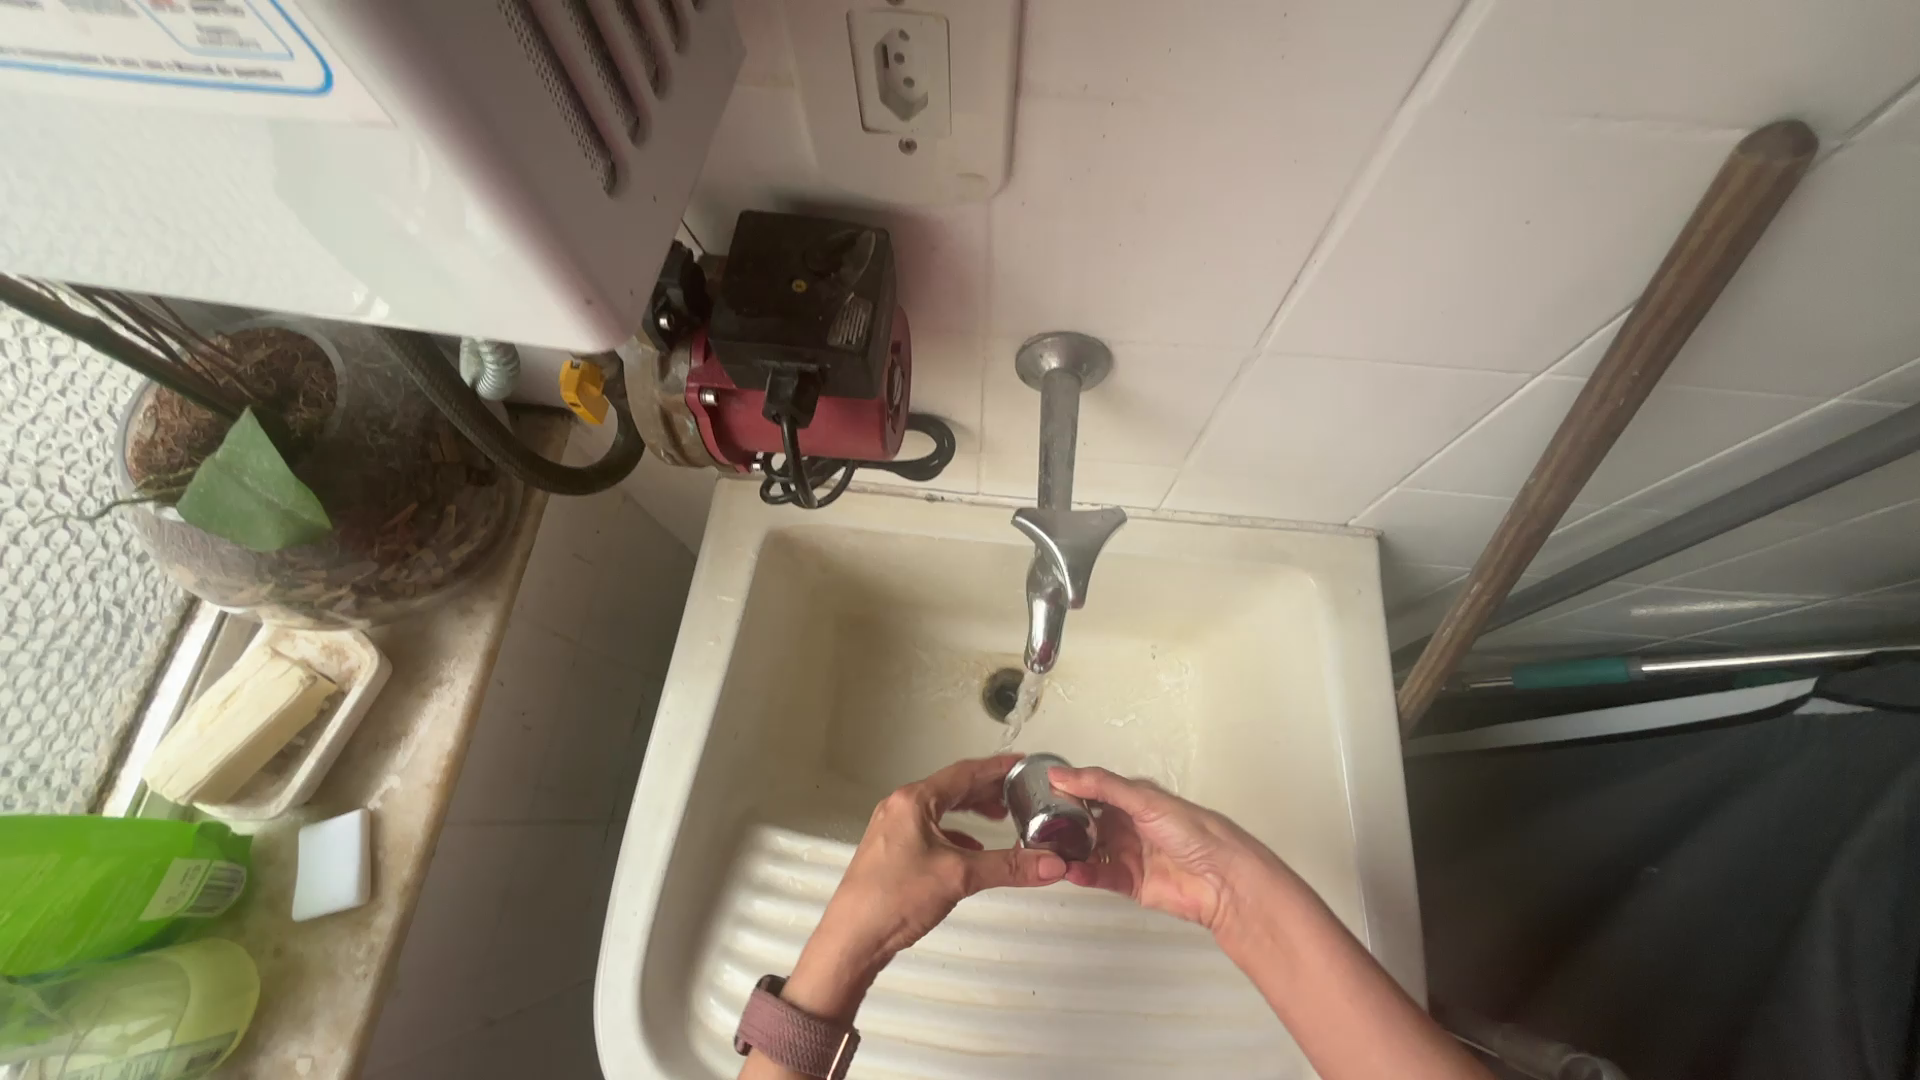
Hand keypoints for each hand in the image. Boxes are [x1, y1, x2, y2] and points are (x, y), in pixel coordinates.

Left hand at [781, 755, 1067, 1021]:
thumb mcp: (958, 877)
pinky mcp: (890, 851)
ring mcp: (892, 828)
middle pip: (952, 789)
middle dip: (986, 790)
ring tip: (1000, 818)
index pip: (963, 773)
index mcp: (914, 800)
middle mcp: (901, 806)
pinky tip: (972, 850)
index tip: (1024, 764)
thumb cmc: (898, 897)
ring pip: (941, 810)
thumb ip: (1007, 867)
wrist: (851, 941)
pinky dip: (955, 833)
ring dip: (970, 811)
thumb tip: (1053, 864)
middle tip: (1019, 793)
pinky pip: (930, 830)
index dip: (997, 768)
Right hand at [1048, 765, 1288, 935]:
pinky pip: (1098, 876)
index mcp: (1131, 798)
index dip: (1067, 791)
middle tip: (1036, 826)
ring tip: (1048, 851)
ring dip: (1069, 851)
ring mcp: (1127, 854)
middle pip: (1085, 822)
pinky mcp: (1129, 883)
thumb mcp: (1143, 798)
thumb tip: (1061, 774)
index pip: (1090, 790)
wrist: (1222, 880)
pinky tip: (1071, 870)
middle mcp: (1127, 824)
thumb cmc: (1194, 831)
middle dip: (1062, 824)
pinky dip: (1082, 874)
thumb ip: (1100, 785)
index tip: (1039, 792)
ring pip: (1088, 850)